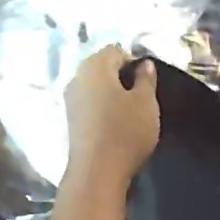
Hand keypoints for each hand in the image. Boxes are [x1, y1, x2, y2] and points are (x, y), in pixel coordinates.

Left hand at [63, 45, 160, 187]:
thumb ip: (146, 80)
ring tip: (130, 112)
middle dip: (122, 77)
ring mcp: (70, 98)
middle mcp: (77, 76)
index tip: (148, 81)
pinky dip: (103, 107)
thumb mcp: (147, 104)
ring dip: (112, 93)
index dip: (134, 61)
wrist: (98, 169)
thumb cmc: (126, 131)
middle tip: (142, 97)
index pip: (116, 50)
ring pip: (95, 86)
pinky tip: (116, 123)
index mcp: (95, 66)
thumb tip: (144, 64)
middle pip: (102, 67)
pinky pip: (90, 102)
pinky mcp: (71, 118)